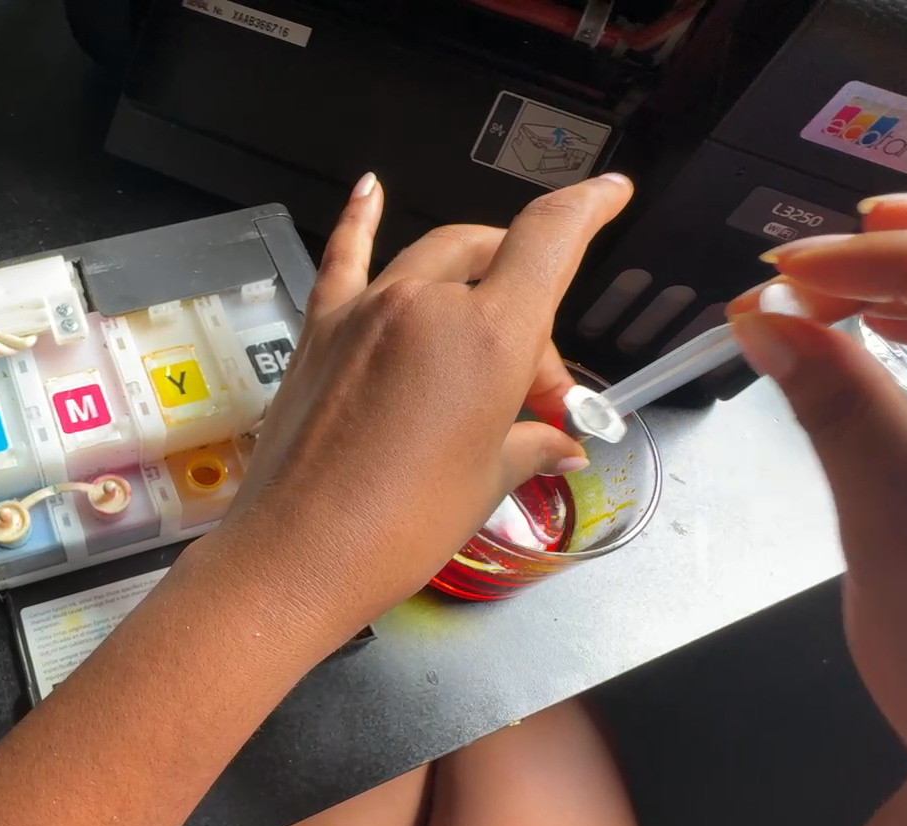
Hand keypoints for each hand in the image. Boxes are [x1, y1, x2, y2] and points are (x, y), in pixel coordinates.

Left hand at [205, 173, 633, 641]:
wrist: (297, 554)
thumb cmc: (401, 528)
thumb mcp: (482, 484)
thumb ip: (526, 444)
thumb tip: (561, 443)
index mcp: (485, 336)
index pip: (549, 239)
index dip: (587, 208)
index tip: (609, 197)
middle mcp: (423, 304)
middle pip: (492, 261)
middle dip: (522, 308)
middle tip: (525, 387)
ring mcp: (361, 312)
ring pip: (430, 261)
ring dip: (466, 282)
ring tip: (474, 333)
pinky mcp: (317, 332)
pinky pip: (342, 261)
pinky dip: (359, 222)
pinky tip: (368, 190)